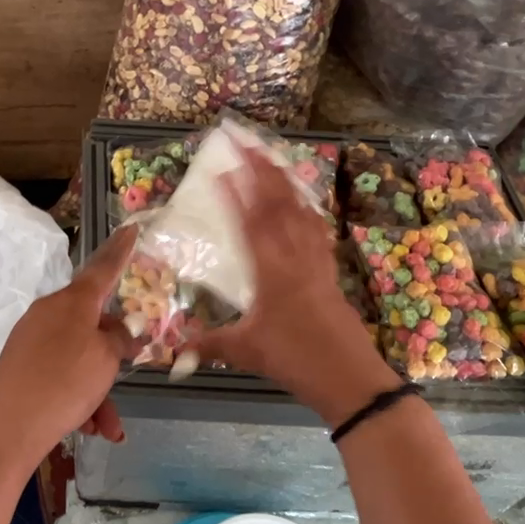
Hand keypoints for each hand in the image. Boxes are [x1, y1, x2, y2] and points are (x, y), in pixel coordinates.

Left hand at [0, 225, 138, 462]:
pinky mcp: (22, 367)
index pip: (103, 268)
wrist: (8, 424)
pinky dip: (79, 402)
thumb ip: (119, 340)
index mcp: (72, 301)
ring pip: (80, 359)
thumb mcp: (106, 358)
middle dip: (113, 355)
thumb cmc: (64, 380)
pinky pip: (61, 377)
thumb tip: (119, 332)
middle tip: (127, 373)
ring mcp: (33, 339)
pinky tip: (90, 429)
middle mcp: (50, 313)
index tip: (130, 229)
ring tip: (109, 427)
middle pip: (92, 323)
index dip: (120, 251)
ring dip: (99, 392)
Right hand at [193, 149, 402, 424]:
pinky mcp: (329, 274)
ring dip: (285, 184)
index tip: (222, 169)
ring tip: (273, 159)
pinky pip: (317, 232)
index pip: (250, 224)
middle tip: (248, 144)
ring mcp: (316, 263)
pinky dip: (307, 211)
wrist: (351, 379)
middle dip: (262, 172)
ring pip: (301, 213)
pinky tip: (304, 204)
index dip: (235, 194)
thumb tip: (173, 352)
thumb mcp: (246, 352)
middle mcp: (295, 258)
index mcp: (271, 271)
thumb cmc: (296, 360)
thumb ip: (210, 345)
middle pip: (279, 206)